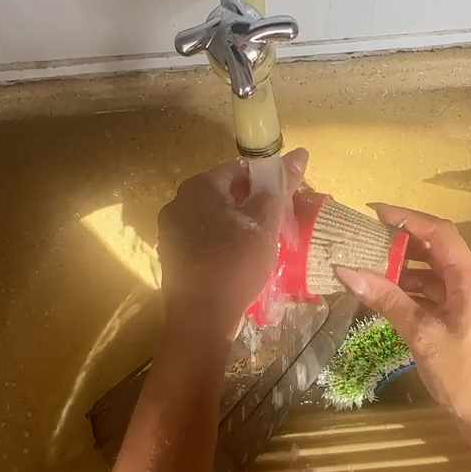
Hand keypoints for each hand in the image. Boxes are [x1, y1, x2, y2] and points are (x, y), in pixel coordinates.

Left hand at [157, 149, 308, 344]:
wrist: (202, 318)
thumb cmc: (235, 264)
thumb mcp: (265, 223)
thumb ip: (281, 187)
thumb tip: (300, 153)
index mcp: (198, 187)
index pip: (240, 170)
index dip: (267, 183)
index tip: (284, 203)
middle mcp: (177, 203)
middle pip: (224, 195)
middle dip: (252, 207)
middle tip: (276, 227)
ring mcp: (170, 232)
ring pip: (213, 220)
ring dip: (237, 227)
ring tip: (261, 247)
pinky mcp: (172, 258)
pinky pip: (203, 242)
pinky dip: (222, 245)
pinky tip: (239, 263)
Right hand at [334, 204, 470, 429]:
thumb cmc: (462, 375)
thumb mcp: (421, 335)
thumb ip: (387, 300)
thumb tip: (349, 272)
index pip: (440, 234)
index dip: (408, 218)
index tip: (375, 212)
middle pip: (438, 250)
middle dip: (403, 242)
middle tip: (367, 238)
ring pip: (436, 274)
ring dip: (406, 268)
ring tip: (372, 266)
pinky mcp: (464, 321)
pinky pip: (437, 295)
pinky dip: (413, 291)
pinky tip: (388, 295)